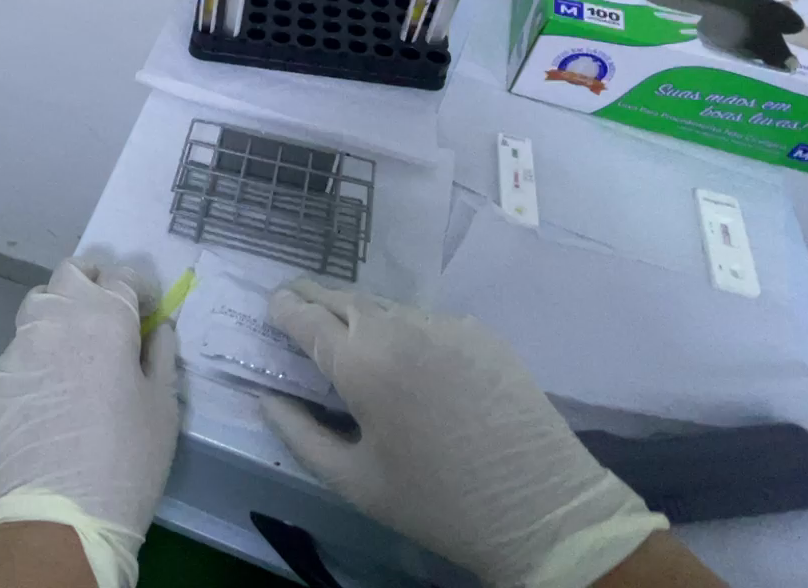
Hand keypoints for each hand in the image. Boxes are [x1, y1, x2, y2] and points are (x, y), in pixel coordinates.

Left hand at [0, 261, 179, 587]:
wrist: (60, 517)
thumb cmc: (127, 459)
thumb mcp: (163, 405)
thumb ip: (161, 354)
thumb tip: (157, 327)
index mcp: (105, 316)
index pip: (123, 276)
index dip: (140, 290)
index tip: (148, 313)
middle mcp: (58, 316)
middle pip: (73, 272)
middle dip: (95, 282)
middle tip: (110, 313)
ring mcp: (21, 344)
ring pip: (39, 302)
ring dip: (61, 309)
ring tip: (77, 343)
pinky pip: (22, 346)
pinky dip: (40, 350)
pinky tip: (51, 385)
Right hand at [262, 281, 666, 587]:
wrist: (544, 510)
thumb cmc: (437, 502)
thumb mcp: (353, 481)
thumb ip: (297, 433)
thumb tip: (263, 395)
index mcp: (360, 363)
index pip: (304, 315)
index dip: (282, 307)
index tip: (271, 307)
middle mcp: (397, 328)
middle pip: (340, 296)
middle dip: (312, 297)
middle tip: (297, 307)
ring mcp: (441, 322)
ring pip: (381, 303)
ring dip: (355, 311)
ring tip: (347, 331)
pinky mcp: (477, 329)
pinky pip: (423, 317)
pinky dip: (401, 325)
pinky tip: (407, 355)